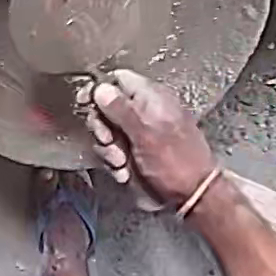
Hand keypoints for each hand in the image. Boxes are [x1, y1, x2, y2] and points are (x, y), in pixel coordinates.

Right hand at [82, 69, 216, 203]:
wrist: (189, 196)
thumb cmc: (176, 162)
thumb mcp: (147, 133)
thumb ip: (122, 109)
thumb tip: (100, 88)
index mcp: (151, 99)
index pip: (118, 79)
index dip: (99, 89)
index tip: (86, 103)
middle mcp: (141, 113)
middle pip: (103, 107)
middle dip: (100, 126)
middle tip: (108, 140)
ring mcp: (134, 134)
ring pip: (103, 132)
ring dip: (106, 149)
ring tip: (121, 161)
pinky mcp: (128, 153)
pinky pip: (107, 151)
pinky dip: (112, 162)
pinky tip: (124, 170)